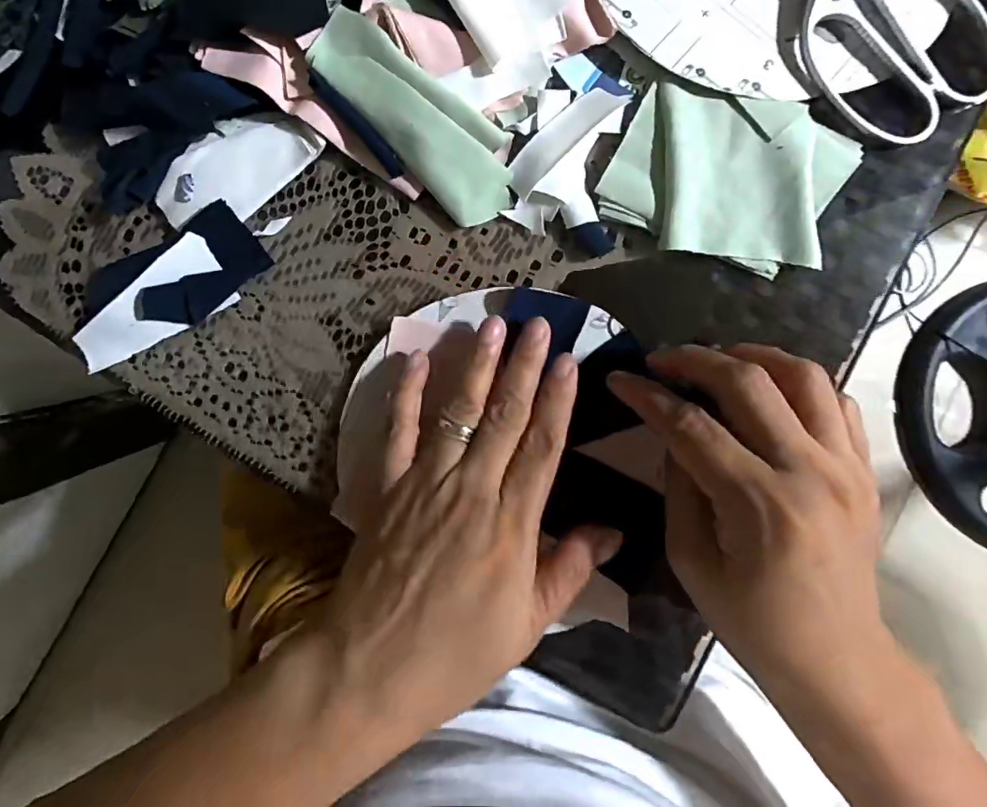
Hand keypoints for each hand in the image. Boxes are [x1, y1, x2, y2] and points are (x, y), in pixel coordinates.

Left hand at [311, 316, 622, 735]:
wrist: (376, 661)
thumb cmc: (459, 651)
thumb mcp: (528, 623)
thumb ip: (567, 568)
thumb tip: (609, 528)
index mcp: (513, 524)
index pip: (543, 448)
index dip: (558, 401)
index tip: (569, 361)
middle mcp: (471, 490)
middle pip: (503, 417)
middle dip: (522, 367)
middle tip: (536, 324)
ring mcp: (424, 483)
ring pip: (456, 413)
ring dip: (474, 367)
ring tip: (489, 326)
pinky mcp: (387, 485)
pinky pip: (398, 431)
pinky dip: (405, 394)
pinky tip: (416, 359)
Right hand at [605, 344, 887, 698]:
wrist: (838, 660)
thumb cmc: (750, 616)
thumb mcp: (688, 556)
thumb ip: (678, 484)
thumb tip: (670, 429)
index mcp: (759, 502)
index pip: (691, 423)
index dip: (647, 394)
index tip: (618, 378)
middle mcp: (810, 473)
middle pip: (749, 382)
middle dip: (693, 359)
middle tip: (660, 360)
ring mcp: (846, 468)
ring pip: (803, 377)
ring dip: (751, 357)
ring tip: (714, 362)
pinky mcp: (864, 471)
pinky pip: (836, 403)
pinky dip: (797, 384)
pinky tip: (765, 394)